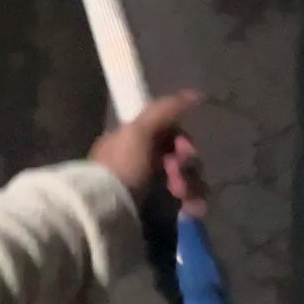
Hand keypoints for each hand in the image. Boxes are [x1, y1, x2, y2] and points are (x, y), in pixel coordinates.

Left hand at [89, 91, 205, 208]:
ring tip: (185, 198)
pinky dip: (193, 203)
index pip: (169, 134)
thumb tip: (196, 94)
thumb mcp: (139, 131)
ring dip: (192, 186)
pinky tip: (192, 209)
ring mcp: (149, 186)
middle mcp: (140, 161)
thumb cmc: (122, 166)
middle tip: (177, 177)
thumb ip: (165, 110)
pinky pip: (186, 201)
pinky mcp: (158, 209)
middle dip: (187, 167)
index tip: (183, 150)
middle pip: (181, 157)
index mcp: (131, 140)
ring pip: (187, 179)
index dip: (183, 141)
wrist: (107, 210)